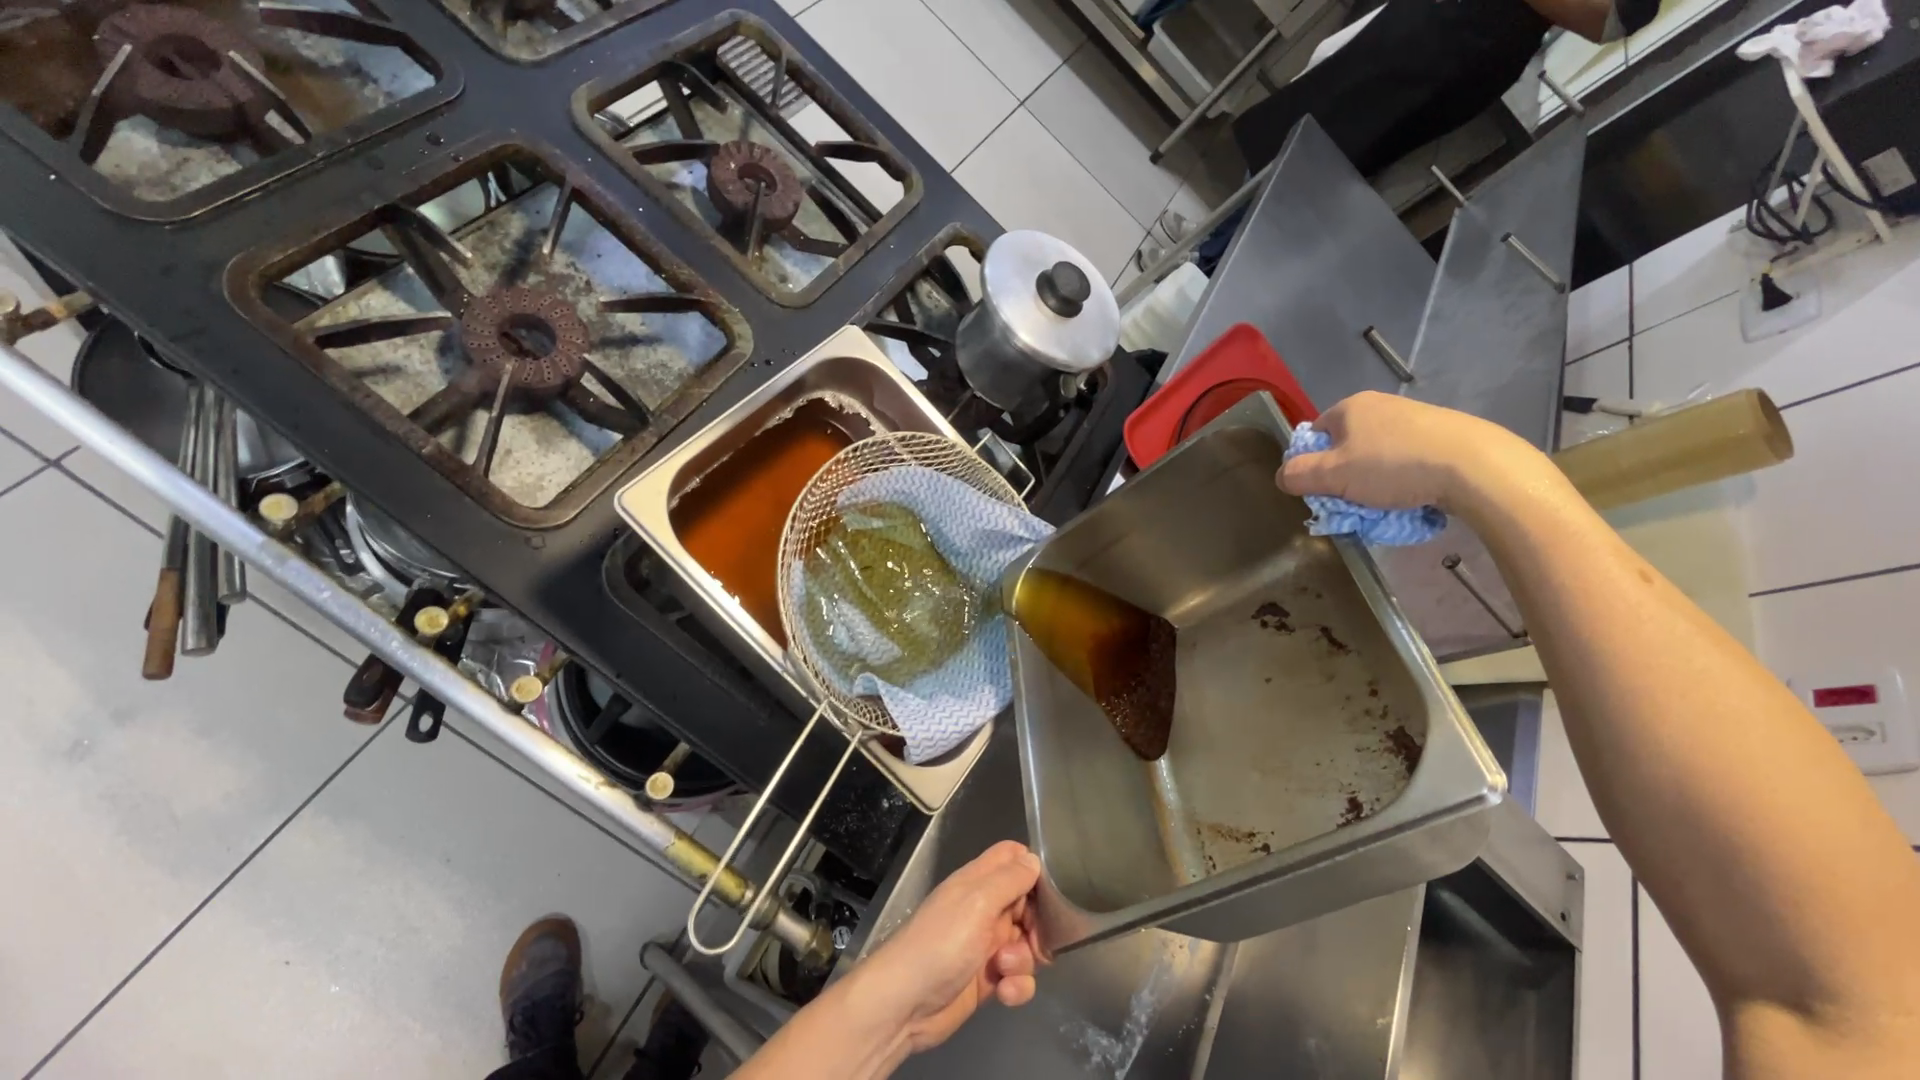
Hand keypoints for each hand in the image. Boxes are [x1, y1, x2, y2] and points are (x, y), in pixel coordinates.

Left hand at [848, 840, 1044, 1053]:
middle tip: (1037, 939)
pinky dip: (1018, 985)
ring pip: (1027, 943)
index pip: (1012, 858)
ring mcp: (986, 945)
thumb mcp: (977, 902)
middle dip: (1040, 922)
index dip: (1032, 868)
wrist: (904, 1004)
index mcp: (977, 882)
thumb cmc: (940, 943)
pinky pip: (1019, 977)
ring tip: (1004, 967)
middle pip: (1028, 903)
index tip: (1051, 888)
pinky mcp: (989, 980)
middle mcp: (984, 909)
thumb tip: (1035, 859)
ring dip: (1025, 958)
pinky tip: (1004, 993)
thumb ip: (1009, 880)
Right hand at [1277, 392, 1543, 513]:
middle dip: (1347, 476)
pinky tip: (1416, 496)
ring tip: (1388, 505)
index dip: (1313, 464)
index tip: (1325, 490)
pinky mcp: (1443, 433)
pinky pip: (1409, 460)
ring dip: (1377, 482)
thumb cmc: (1392, 466)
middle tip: (1355, 503)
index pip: (1315, 434)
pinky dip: (1406, 479)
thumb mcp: (1333, 476)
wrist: (1473, 465)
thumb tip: (1282, 476)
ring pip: (1379, 456)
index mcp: (1349, 407)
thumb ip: (1298, 475)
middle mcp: (1380, 405)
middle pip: (1347, 446)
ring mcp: (1414, 417)